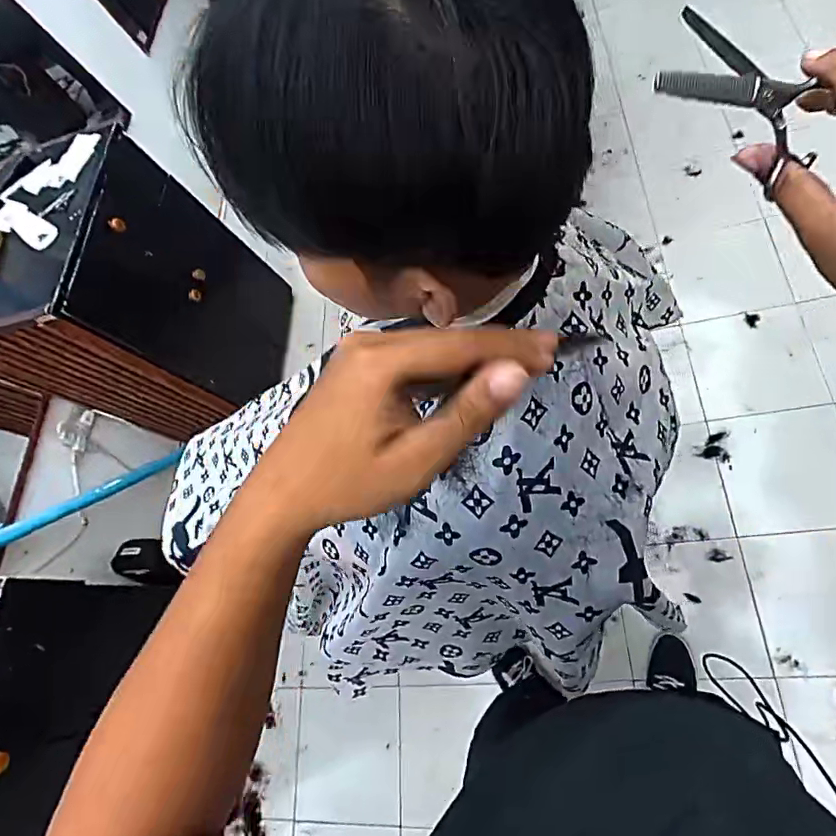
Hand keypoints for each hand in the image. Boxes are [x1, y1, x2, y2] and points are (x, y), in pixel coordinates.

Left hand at [237, 328, 556, 539]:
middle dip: (498, 349)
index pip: (462, 346)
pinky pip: (413, 357)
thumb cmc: (349, 485)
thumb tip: (516, 374)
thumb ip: (467, 414)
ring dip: (474, 357)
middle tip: (546, 355)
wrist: (281, 495)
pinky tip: (471, 378)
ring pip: (432, 347)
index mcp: (382, 361)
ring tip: (520, 365)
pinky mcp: (357, 363)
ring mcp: (360, 350)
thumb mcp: (416, 459)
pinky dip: (446, 367)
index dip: (511, 347)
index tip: (554, 349)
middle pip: (448, 340)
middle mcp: (370, 342)